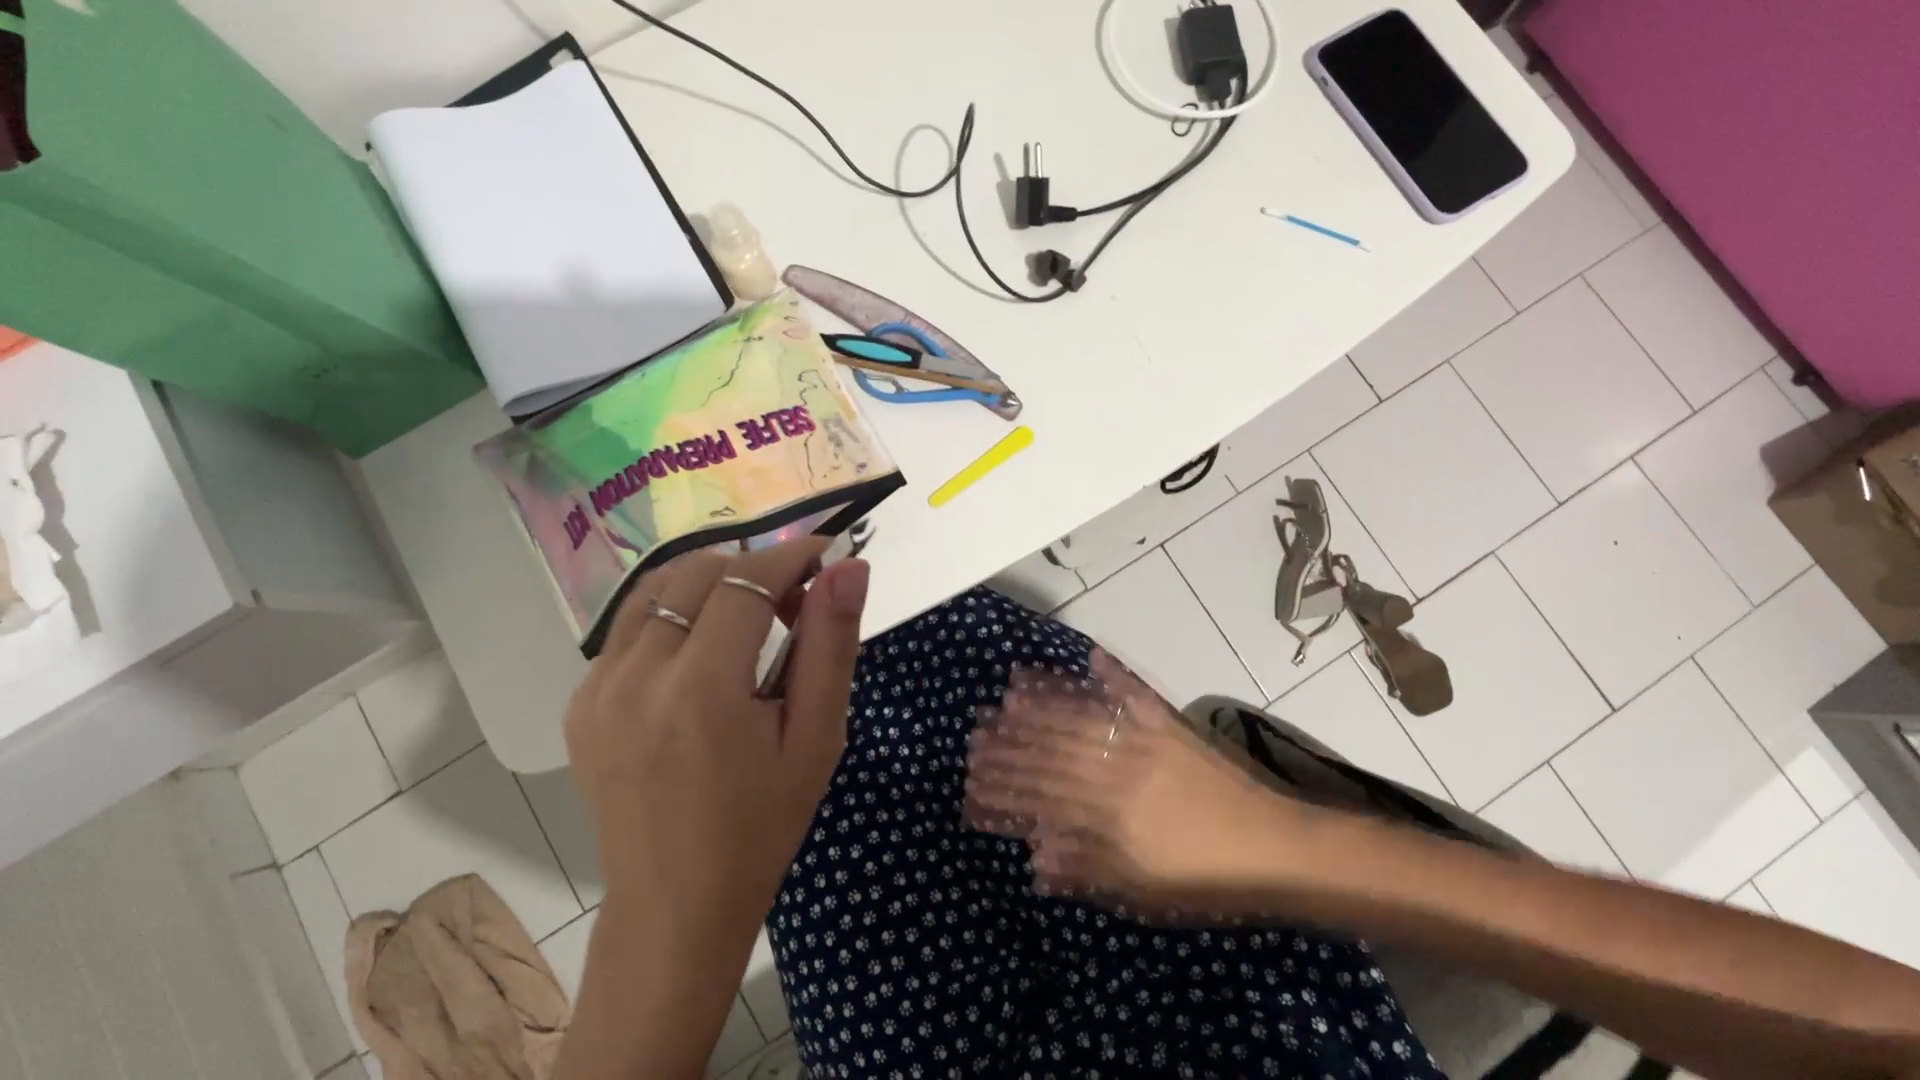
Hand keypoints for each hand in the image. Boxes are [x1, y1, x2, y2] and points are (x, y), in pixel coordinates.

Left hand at [563, 537, 868, 948]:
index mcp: (702, 689)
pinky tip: (700, 664)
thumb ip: (831, 647)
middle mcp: (637, 676)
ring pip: (656, 592)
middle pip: (695, 572)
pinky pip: (629, 632)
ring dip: (709, 589)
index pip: (746, 581)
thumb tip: (849, 570)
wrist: (675, 905)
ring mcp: (597, 689)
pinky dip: (672, 622)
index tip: (826, 554)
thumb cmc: (761, 827)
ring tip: (747, 628)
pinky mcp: (580, 704)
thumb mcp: (815, 741)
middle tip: (793, 605)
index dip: (791, 556)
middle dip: (751, 570)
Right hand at [964, 649, 1304, 913]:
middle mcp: (1119, 770)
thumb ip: (1086, 870)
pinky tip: (1090, 656)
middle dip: (1010, 744)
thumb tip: (1033, 854)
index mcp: (1109, 815)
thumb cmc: (1207, 881)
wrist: (1278, 851)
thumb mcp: (1144, 891)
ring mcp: (1147, 741)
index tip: (971, 781)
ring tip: (1008, 691)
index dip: (1005, 788)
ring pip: (1083, 717)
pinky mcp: (1174, 727)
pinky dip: (1112, 674)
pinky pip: (1135, 694)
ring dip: (1043, 703)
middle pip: (1052, 752)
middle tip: (975, 732)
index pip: (1042, 796)